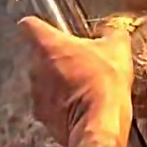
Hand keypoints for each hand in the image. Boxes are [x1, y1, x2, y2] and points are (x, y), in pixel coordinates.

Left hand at [20, 16, 134, 144]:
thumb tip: (106, 32)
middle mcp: (36, 67)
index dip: (38, 24)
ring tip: (81, 85)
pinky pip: (48, 104)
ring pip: (43, 81)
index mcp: (49, 45)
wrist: (100, 122)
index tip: (46, 27)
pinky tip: (79, 105)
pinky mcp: (42, 117)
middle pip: (39, 55)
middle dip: (55, 57)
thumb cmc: (104, 79)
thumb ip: (109, 33)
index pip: (30, 25)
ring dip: (57, 81)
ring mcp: (36, 94)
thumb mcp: (117, 47)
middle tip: (78, 61)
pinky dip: (59, 104)